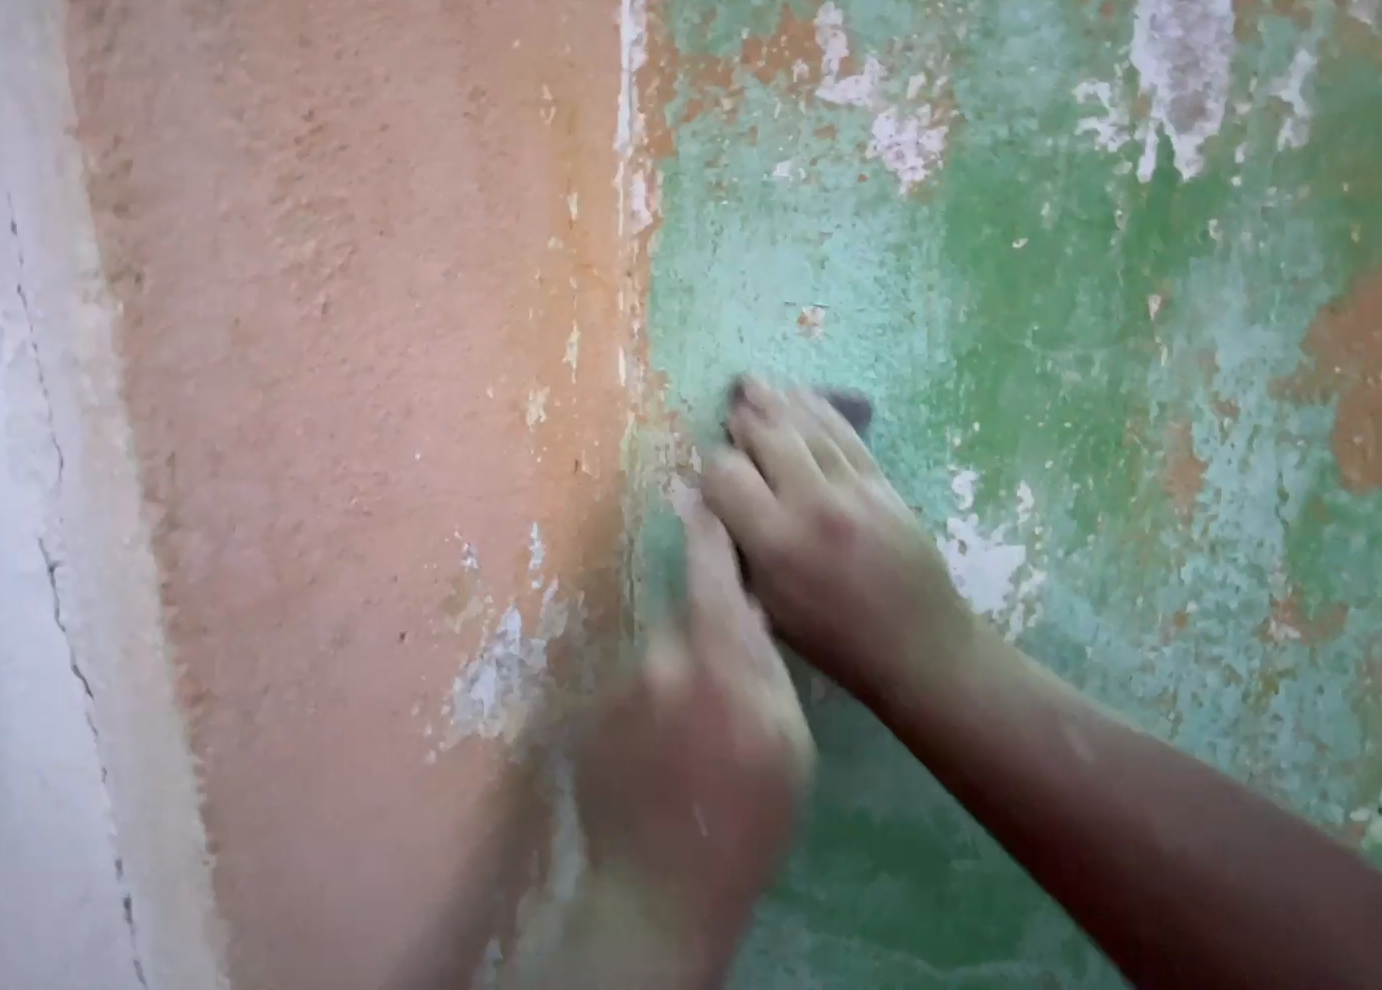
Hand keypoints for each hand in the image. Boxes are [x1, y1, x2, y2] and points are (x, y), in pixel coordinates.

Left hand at [572, 490, 814, 964]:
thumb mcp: (787, 740)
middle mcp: (660, 658)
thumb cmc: (748, 819)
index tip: (698, 495)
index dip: (707, 531)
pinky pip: (634, 688)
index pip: (710, 572)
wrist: (661, 887)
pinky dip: (651, 703)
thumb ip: (763, 665)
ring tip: (693, 731)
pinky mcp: (593, 712)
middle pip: (684, 615)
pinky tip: (662, 750)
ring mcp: (620, 686)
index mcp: (718, 661)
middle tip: (724, 674)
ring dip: (678, 674)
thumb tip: (745, 613)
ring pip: (660, 655)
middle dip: (706, 629)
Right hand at [703, 376, 975, 699]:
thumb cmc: (832, 640)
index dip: (712, 466)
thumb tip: (715, 502)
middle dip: (743, 420)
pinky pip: (846, 437)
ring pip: (807, 430)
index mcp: (775, 542)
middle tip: (730, 406)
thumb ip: (738, 549)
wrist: (918, 647)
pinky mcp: (883, 485)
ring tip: (754, 382)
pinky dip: (821, 412)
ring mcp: (853, 490)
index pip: (726, 476)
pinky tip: (803, 396)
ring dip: (778, 403)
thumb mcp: (767, 607)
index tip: (711, 470)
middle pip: (768, 439)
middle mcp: (812, 505)